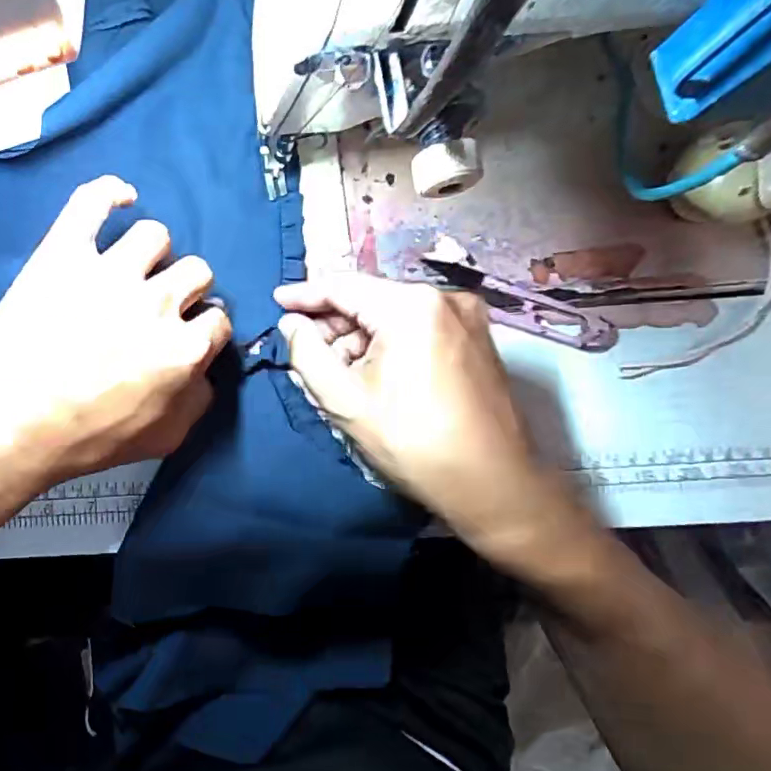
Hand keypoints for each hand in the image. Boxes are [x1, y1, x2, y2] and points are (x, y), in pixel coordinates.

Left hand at [0, 175, 230, 499]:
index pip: (218, 320)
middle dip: (187, 290)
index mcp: (186, 347)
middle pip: (197, 272)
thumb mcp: (164, 437)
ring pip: (156, 235)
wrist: (13, 424)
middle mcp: (159, 301)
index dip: (206, 328)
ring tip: (134, 270)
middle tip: (160, 308)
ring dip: (153, 254)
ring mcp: (111, 271)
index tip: (189, 336)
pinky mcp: (66, 253)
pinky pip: (93, 202)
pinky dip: (111, 193)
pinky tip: (122, 198)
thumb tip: (207, 372)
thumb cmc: (89, 437)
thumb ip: (199, 400)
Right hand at [275, 274, 593, 566]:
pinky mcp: (478, 340)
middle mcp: (445, 298)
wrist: (493, 484)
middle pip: (372, 299)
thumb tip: (292, 323)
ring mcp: (468, 318)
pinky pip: (422, 329)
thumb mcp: (346, 401)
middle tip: (305, 351)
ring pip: (397, 316)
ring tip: (338, 373)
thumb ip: (307, 354)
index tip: (277, 302)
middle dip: (335, 324)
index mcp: (412, 305)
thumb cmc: (414, 443)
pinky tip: (375, 375)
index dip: (306, 294)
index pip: (345, 285)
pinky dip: (392, 345)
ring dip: (363, 338)